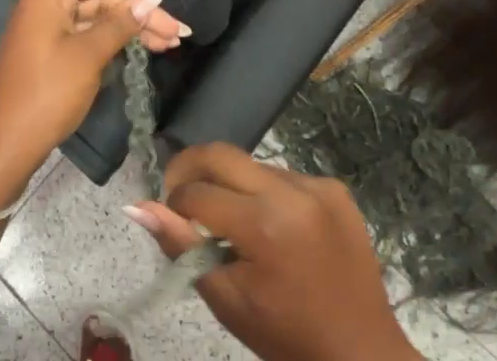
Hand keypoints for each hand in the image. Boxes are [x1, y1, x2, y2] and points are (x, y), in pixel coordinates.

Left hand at [0, 0, 176, 208]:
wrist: (7, 142)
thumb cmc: (47, 94)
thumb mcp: (88, 56)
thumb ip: (120, 24)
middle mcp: (46, 4)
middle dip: (142, 11)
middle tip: (180, 30)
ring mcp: (47, 29)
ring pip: (99, 19)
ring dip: (134, 28)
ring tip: (172, 41)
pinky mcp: (51, 51)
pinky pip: (88, 36)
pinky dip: (115, 41)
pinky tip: (144, 48)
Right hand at [126, 144, 419, 360]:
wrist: (361, 356)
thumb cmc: (285, 336)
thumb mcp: (224, 298)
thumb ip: (179, 245)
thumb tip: (135, 205)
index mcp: (264, 224)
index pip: (195, 193)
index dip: (174, 205)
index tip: (173, 225)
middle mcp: (292, 192)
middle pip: (220, 154)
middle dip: (189, 169)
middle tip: (179, 195)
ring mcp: (319, 187)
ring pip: (250, 164)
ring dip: (229, 183)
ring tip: (230, 221)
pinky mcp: (336, 190)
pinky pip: (282, 175)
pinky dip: (264, 192)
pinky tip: (269, 226)